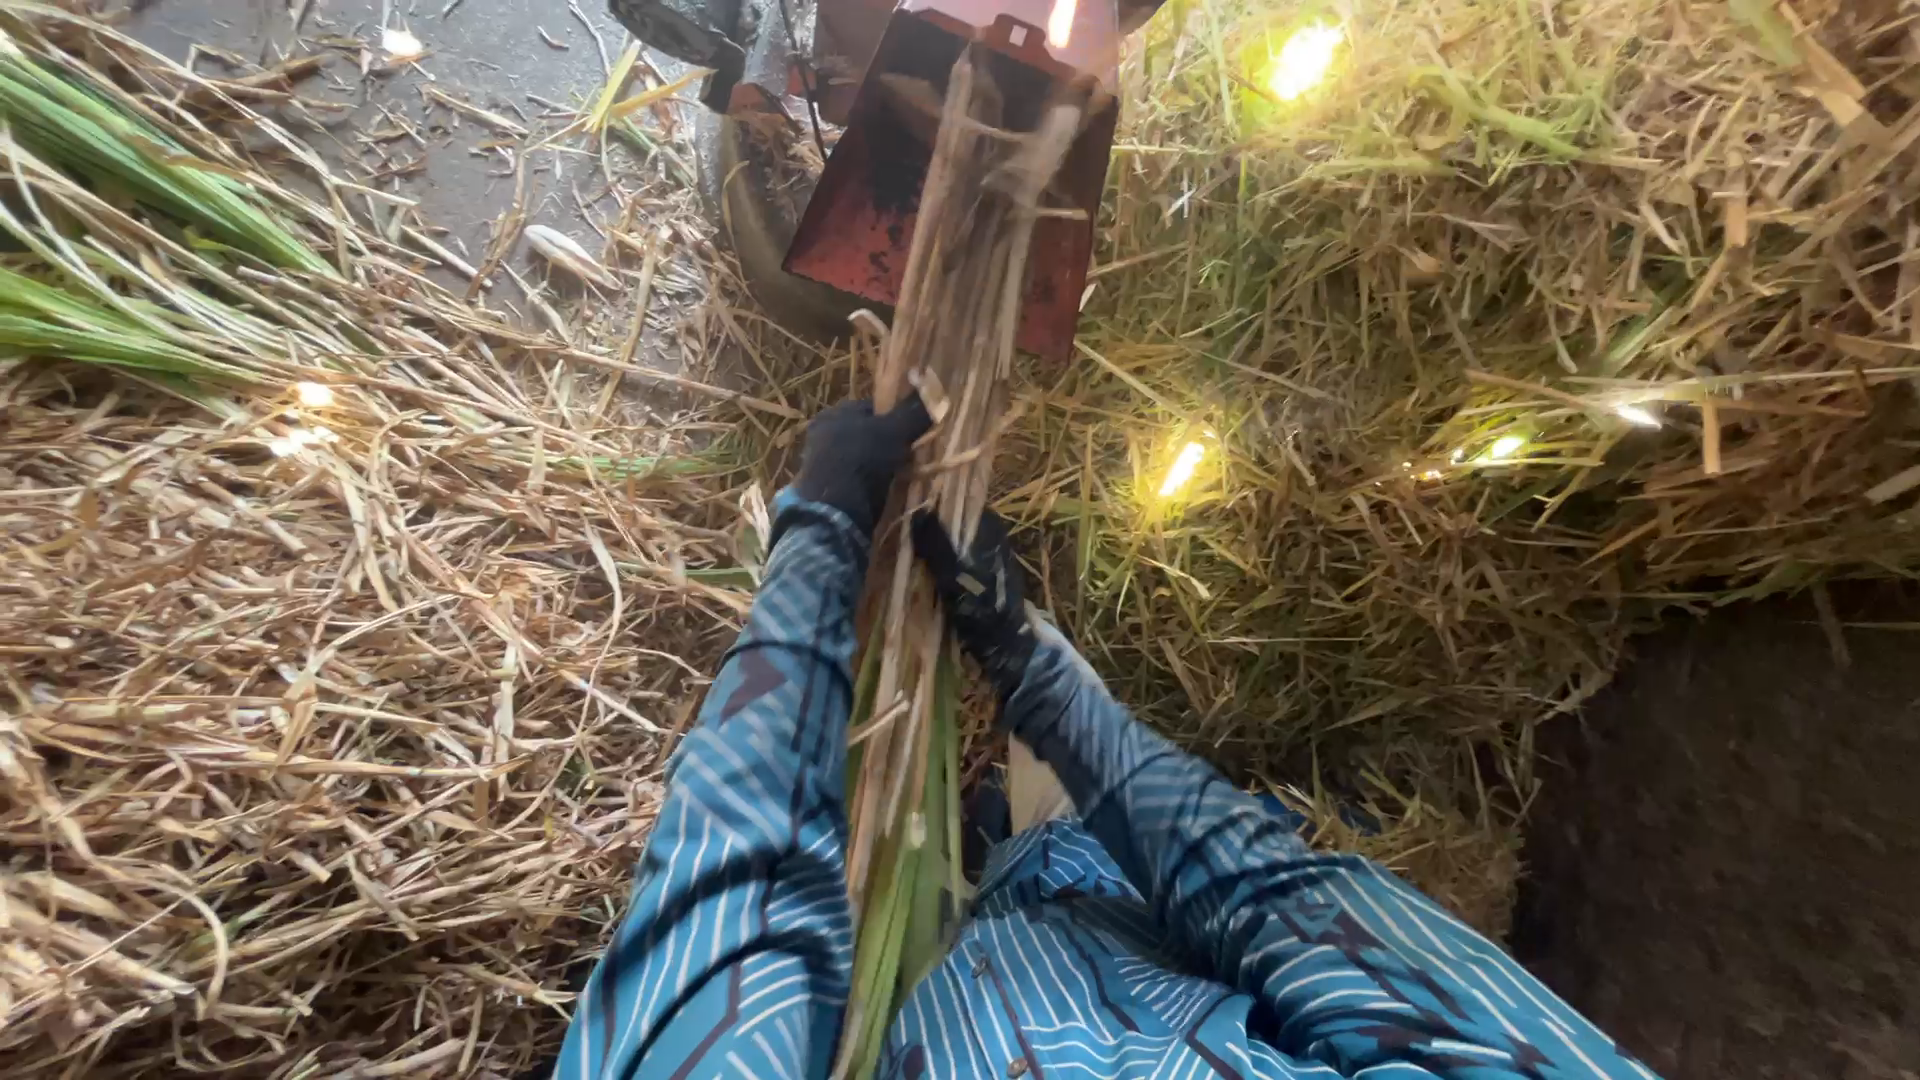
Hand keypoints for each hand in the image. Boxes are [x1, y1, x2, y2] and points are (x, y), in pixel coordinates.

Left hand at [792, 394, 931, 534]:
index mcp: (834, 413)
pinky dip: (868, 485)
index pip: (871, 408)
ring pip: (860, 459)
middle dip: (886, 444)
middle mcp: (822, 435)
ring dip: (878, 467)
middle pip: (865, 434)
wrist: (835, 512)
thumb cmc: (862, 462)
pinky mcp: (824, 491)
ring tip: (898, 477)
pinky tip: (881, 493)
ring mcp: (820, 465)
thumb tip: (934, 390)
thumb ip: (913, 413)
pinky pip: (854, 481)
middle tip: (908, 457)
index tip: (913, 434)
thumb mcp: (894, 432)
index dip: (895, 419)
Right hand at [911, 509, 1036, 699]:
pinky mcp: (982, 580)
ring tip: (906, 553)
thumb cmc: (984, 609)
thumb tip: (917, 513)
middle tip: (901, 534)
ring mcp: (988, 560)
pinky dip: (939, 566)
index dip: (934, 503)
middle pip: (954, 524)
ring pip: (953, 544)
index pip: (958, 503)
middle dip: (930, 528)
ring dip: (932, 549)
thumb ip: (937, 545)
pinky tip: (922, 575)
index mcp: (990, 530)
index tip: (908, 508)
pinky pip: (955, 564)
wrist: (1008, 649)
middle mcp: (991, 539)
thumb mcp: (955, 576)